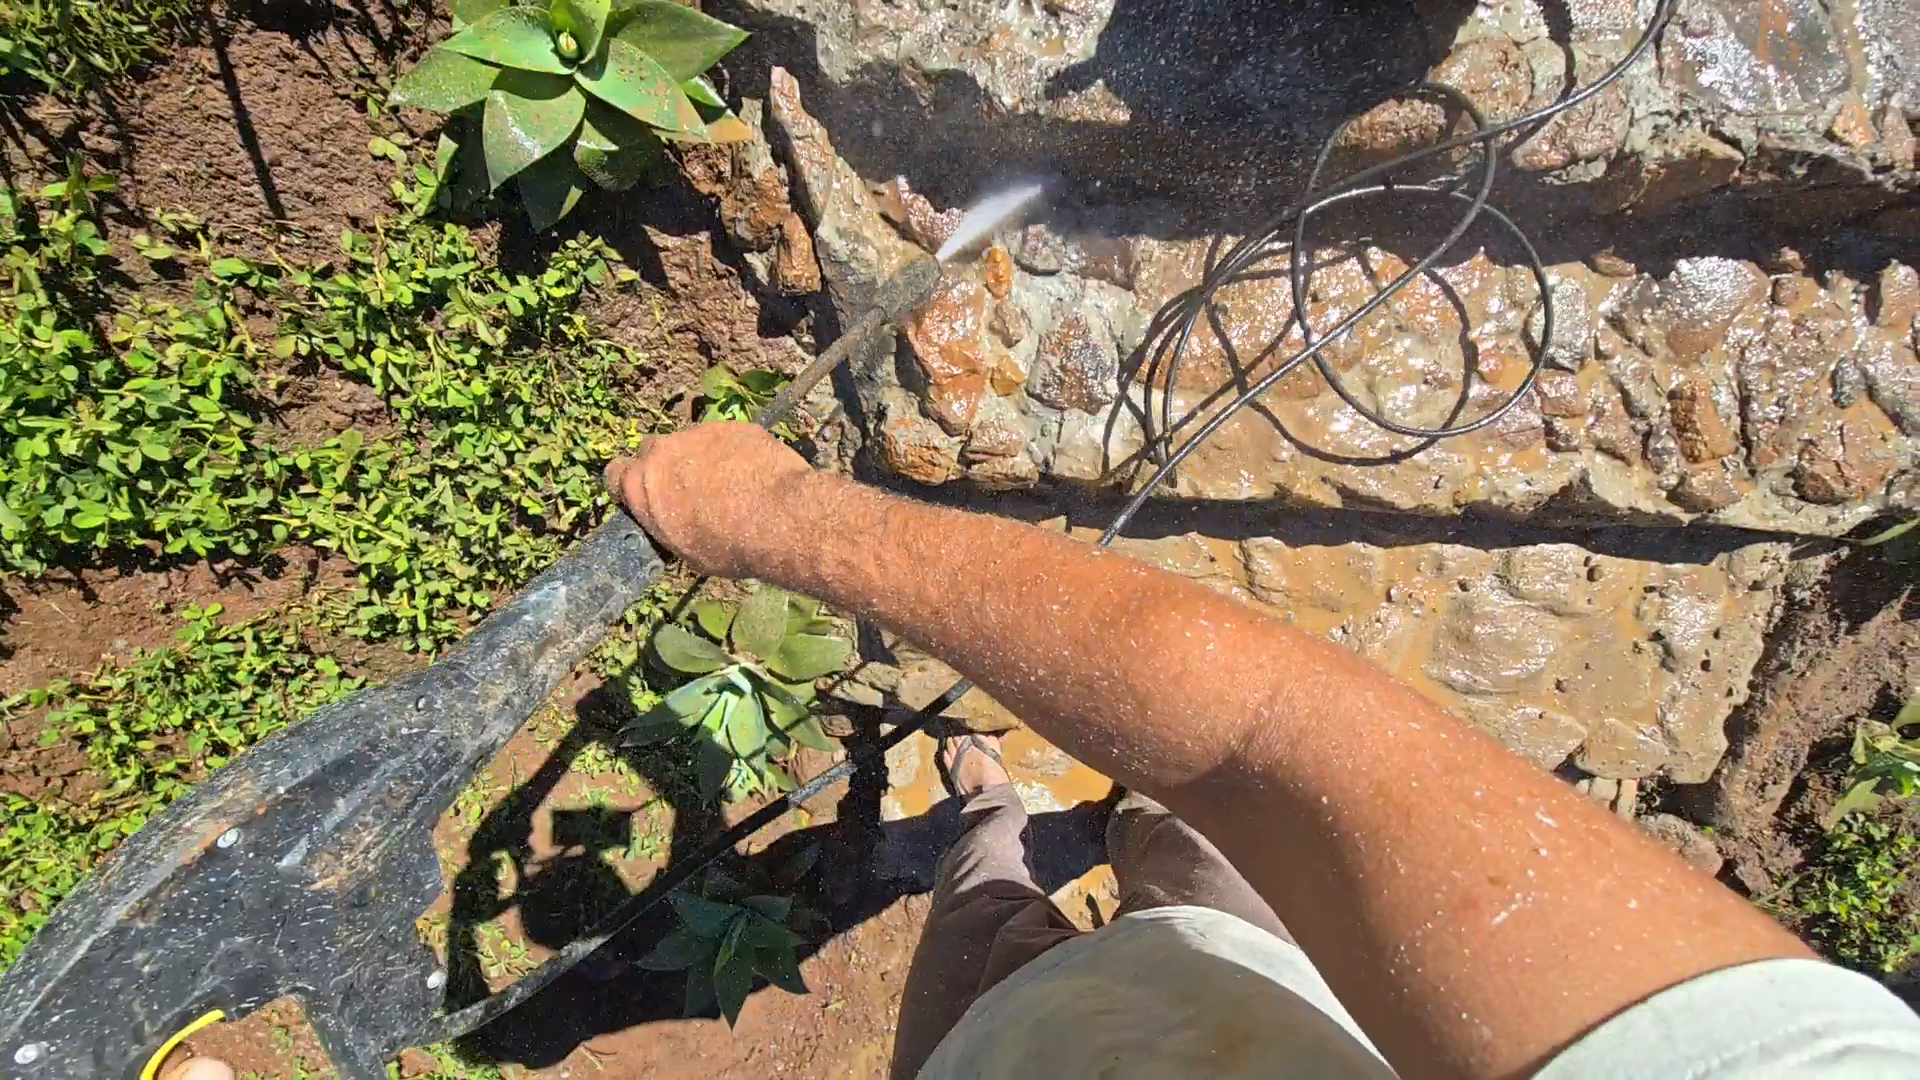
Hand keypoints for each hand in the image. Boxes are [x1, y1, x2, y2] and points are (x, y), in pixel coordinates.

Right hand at [604, 423, 814, 578]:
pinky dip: (736, 452)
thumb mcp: (687, 552)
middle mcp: (663, 450)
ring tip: (733, 485)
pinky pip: (728, 438)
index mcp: (640, 484)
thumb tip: (673, 522)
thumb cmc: (730, 546)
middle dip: (668, 468)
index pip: (616, 475)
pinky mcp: (735, 426)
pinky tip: (755, 473)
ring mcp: (700, 433)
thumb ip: (669, 526)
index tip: (649, 498)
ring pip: (693, 443)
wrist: (780, 518)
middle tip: (693, 492)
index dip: (632, 487)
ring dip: (704, 458)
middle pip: (654, 453)